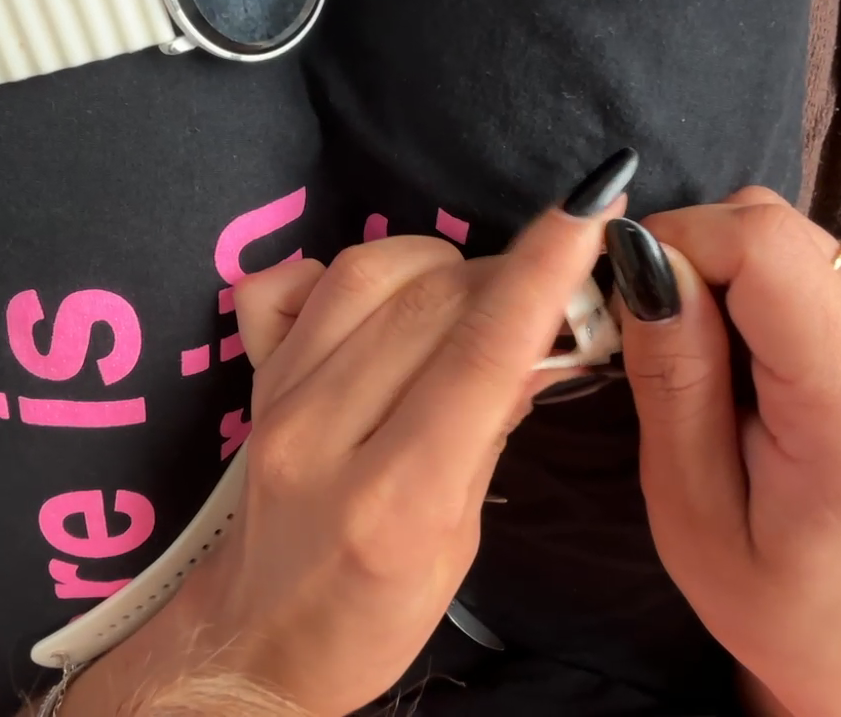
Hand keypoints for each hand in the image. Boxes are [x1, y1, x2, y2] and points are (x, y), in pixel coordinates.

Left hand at [60, 152, 634, 715]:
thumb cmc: (374, 610)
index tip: (588, 209)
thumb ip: (491, 427)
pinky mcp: (252, 377)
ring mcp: (276, 397)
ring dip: (435, 264)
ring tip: (463, 294)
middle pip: (427, 302)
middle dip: (501, 274)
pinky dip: (341, 269)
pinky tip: (377, 300)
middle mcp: (323, 432)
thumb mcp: (460, 542)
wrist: (259, 633)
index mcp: (395, 500)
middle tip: (536, 289)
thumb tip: (540, 333)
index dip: (541, 272)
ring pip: (364, 273)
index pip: (480, 355)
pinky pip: (289, 283)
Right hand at [611, 188, 840, 716]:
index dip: (680, 241)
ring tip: (709, 350)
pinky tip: (752, 348)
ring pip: (794, 233)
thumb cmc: (757, 585)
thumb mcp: (683, 496)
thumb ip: (671, 371)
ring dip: (726, 270)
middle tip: (661, 329)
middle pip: (780, 229)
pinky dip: (760, 283)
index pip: (768, 249)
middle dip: (695, 257)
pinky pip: (816, 258)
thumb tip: (647, 258)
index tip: (632, 290)